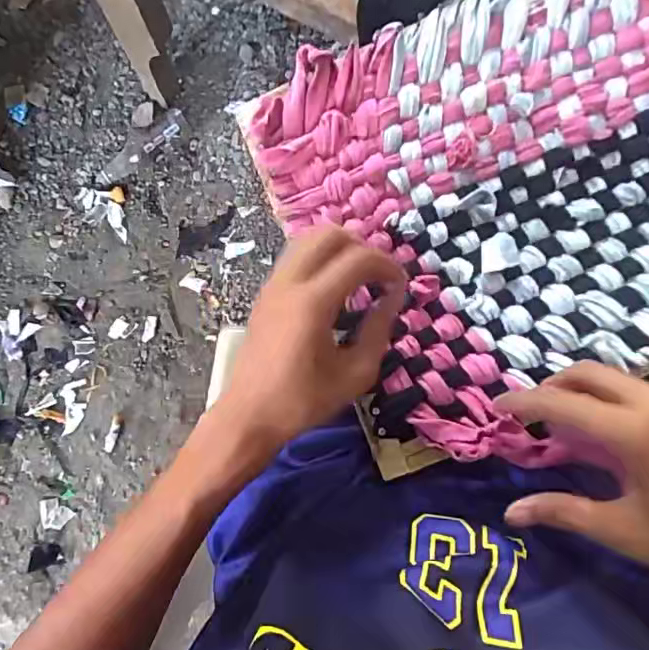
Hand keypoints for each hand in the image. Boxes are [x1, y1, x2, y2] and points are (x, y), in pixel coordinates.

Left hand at [212, 226, 406, 452]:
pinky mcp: (265, 293)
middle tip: (378, 278)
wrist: (248, 415)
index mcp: (312, 302)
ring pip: (308, 240)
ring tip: (358, 281)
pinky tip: (333, 292)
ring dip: (339, 249)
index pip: (358, 258)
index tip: (400, 287)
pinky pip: (296, 257)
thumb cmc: (302, 401)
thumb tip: (392, 300)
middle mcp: (289, 283)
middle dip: (363, 248)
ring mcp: (273, 285)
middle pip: (330, 234)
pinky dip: (320, 260)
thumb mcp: (355, 374)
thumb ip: (379, 331)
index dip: (388, 266)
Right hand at [495, 364, 648, 643]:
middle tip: (538, 412)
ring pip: (634, 387)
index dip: (525, 402)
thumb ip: (565, 513)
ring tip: (592, 437)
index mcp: (639, 432)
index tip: (499, 406)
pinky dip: (640, 412)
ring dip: (600, 399)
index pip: (563, 403)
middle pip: (595, 373)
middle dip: (558, 385)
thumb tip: (511, 513)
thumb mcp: (629, 534)